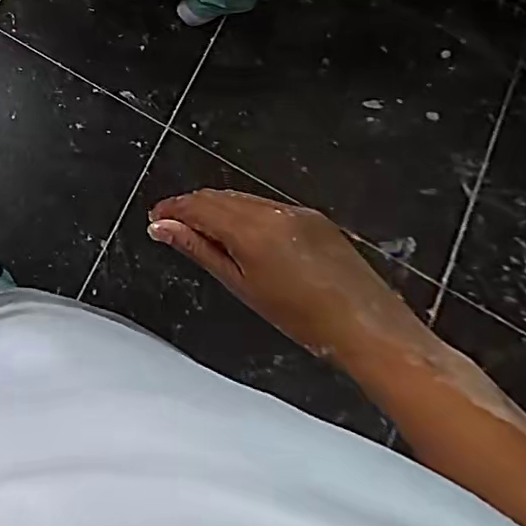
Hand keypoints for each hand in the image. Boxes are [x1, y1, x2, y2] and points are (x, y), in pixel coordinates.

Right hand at [147, 189, 426, 362]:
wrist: (370, 329)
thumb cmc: (303, 318)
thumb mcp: (241, 286)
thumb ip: (199, 249)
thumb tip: (163, 228)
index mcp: (250, 228)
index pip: (197, 206)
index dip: (172, 209)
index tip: (156, 218)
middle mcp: (271, 210)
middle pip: (217, 196)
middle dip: (191, 206)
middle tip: (171, 225)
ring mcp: (294, 211)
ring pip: (240, 198)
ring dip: (216, 208)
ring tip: (202, 233)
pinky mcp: (312, 217)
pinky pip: (265, 206)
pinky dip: (244, 213)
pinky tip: (241, 236)